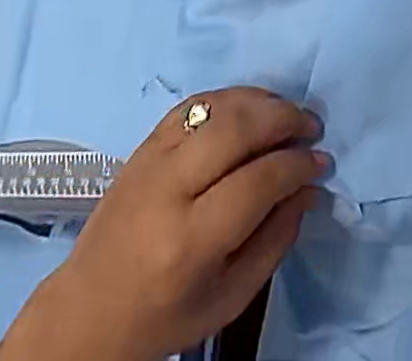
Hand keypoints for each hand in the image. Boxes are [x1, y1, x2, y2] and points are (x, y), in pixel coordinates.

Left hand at [0, 87, 326, 360]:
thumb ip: (275, 239)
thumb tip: (309, 188)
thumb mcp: (230, 296)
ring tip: (287, 112)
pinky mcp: (143, 144)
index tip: (321, 162)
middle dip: (282, 119)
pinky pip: (190, 106)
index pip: (256, 181)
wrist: (90, 305)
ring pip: (212, 108)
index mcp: (191, 240)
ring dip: (258, 101)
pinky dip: (226, 99)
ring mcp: (151, 158)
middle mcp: (169, 188)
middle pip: (235, 130)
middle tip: (311, 126)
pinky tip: (249, 108)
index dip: (296, 165)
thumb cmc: (165, 313)